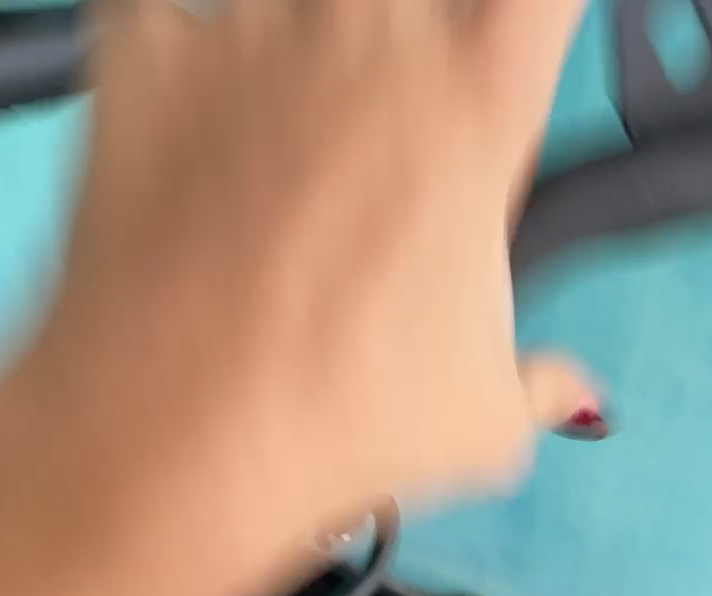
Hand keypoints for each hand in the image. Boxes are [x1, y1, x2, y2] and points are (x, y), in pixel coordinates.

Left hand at [28, 0, 595, 548]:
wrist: (180, 436)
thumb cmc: (329, 418)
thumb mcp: (484, 418)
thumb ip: (544, 385)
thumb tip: (569, 392)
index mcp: (475, 102)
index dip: (532, 18)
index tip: (517, 41)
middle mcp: (368, 33)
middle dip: (414, 46)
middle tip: (393, 128)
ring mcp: (247, 29)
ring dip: (303, 50)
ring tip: (295, 157)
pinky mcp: (142, 52)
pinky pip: (170, 5)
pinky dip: (186, 45)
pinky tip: (204, 131)